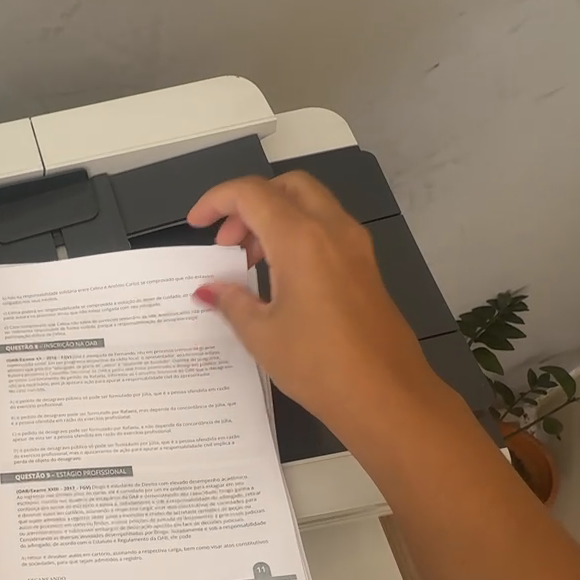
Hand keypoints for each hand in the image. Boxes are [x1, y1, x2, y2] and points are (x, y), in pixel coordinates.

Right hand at [187, 173, 456, 441]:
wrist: (383, 393)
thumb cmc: (317, 364)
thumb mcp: (260, 334)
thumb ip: (232, 301)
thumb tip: (209, 289)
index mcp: (300, 240)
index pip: (252, 194)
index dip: (217, 201)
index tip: (196, 224)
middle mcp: (332, 230)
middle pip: (286, 187)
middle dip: (249, 203)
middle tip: (226, 241)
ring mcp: (354, 246)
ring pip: (310, 204)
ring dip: (274, 218)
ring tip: (249, 261)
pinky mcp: (364, 266)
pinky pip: (326, 229)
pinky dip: (296, 235)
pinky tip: (279, 277)